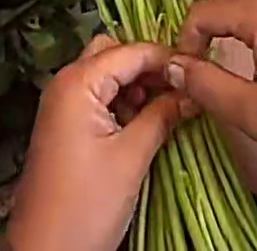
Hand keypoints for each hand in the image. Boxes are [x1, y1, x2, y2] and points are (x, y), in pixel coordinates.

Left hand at [6, 36, 183, 250]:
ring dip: (134, 83)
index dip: (164, 58)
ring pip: (104, 72)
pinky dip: (119, 99)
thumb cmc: (86, 205)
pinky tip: (140, 121)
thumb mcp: (131, 157)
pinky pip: (95, 94)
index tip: (195, 70)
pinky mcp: (63, 123)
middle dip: (145, 65)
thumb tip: (191, 92)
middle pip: (112, 52)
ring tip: (163, 107)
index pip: (130, 51)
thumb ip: (162, 115)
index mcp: (78, 82)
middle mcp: (66, 81)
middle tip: (177, 87)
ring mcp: (61, 102)